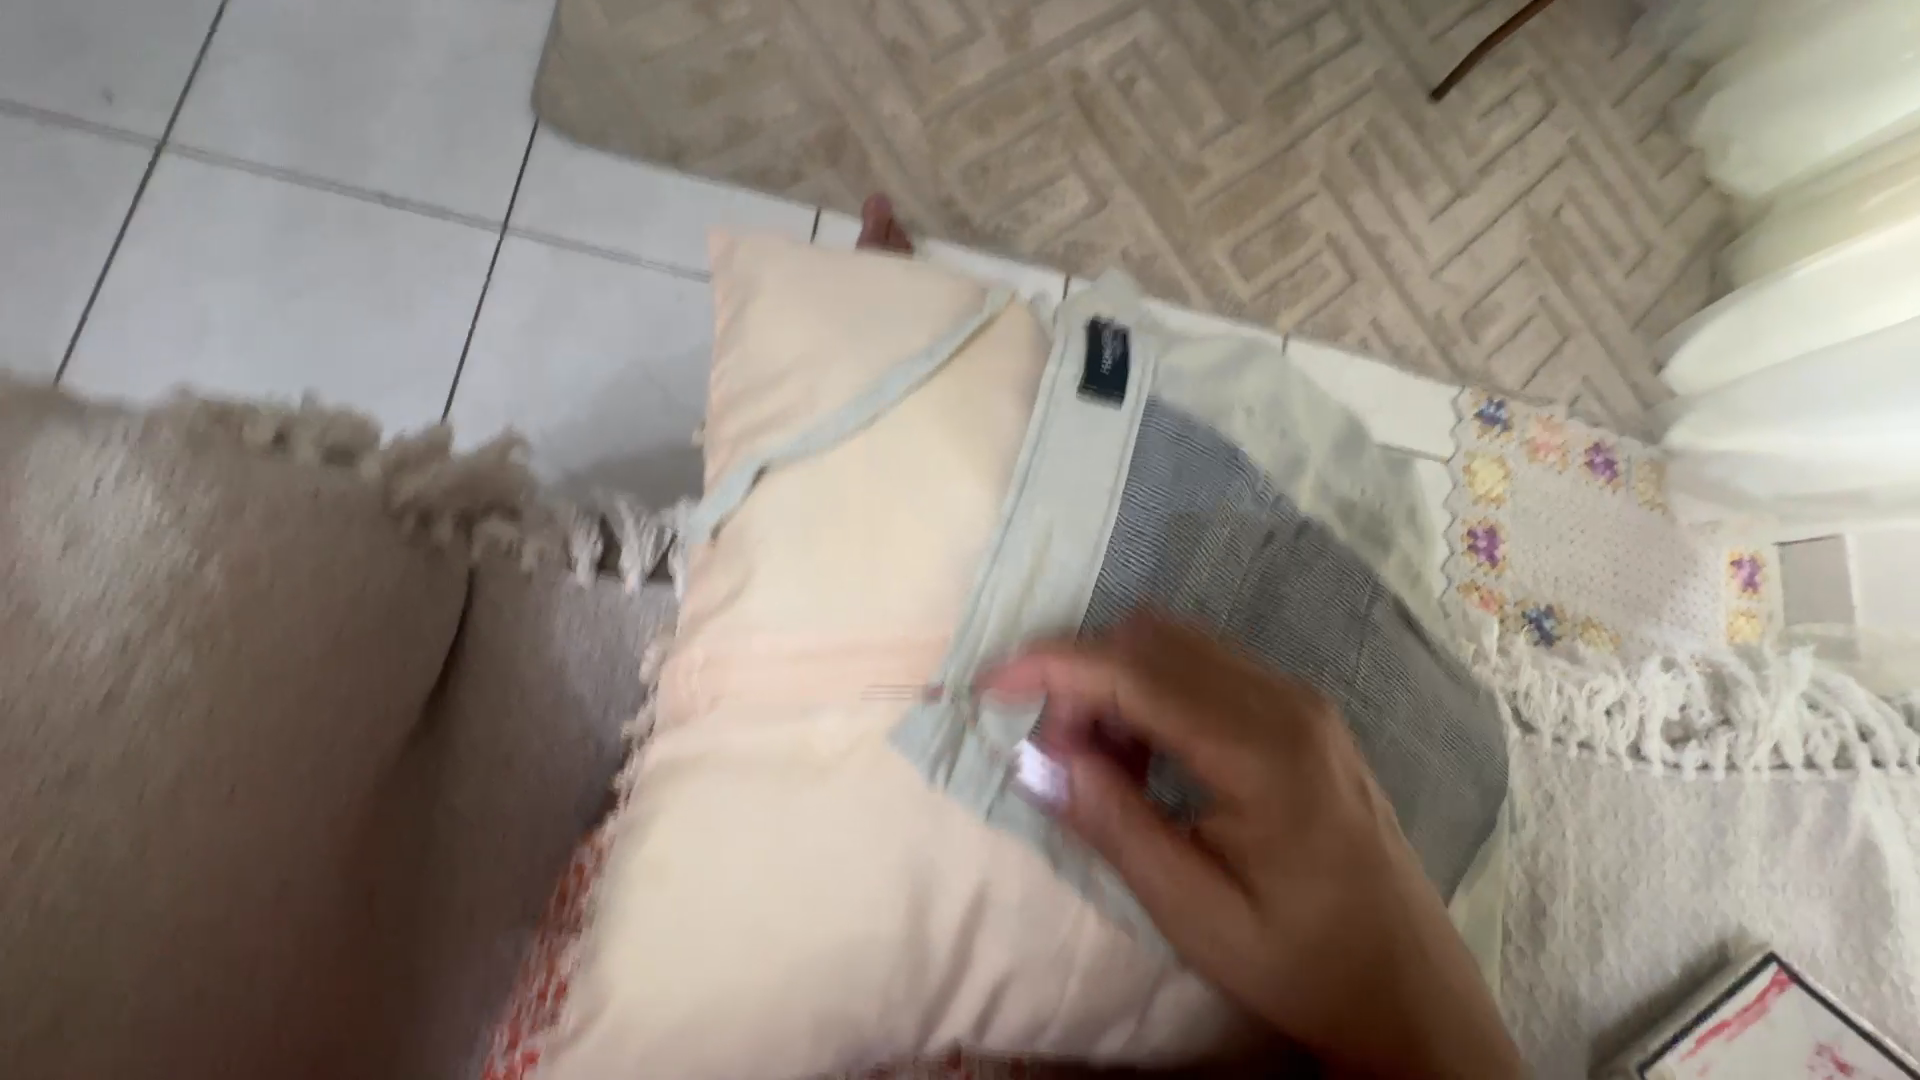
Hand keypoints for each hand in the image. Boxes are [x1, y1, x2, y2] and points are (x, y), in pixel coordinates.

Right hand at [982, 615, 1520, 1079]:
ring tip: (1103, 765)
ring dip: (1114, 682)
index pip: (1134, 670)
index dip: (1052, 667)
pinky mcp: (1297, 709)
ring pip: (1173, 644)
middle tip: (1056, 753)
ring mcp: (1296, 698)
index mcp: (1261, 748)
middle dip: (1081, 677)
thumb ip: (1111, 823)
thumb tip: (1034, 757)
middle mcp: (1283, 699)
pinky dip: (1151, 691)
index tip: (989, 686)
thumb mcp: (1192, 910)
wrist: (1407, 985)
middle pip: (1150, 639)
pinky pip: (1202, 666)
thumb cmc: (1300, 959)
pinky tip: (1149, 758)